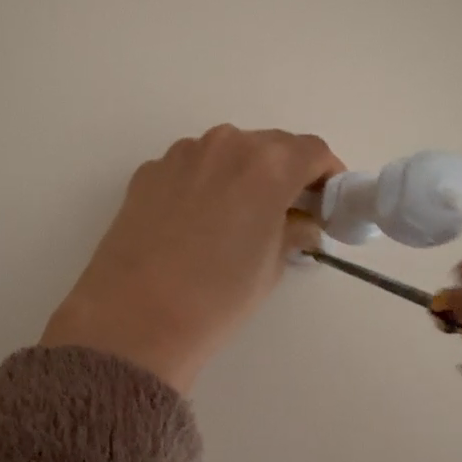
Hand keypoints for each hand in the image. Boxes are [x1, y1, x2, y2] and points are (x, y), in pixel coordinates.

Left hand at [41, 126, 341, 391]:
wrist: (135, 317)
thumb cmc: (217, 296)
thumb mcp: (270, 266)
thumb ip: (293, 232)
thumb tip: (300, 223)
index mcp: (268, 164)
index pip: (312, 151)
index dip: (326, 174)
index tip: (327, 200)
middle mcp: (226, 144)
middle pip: (270, 145)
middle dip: (285, 172)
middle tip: (288, 211)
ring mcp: (181, 154)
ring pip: (227, 153)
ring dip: (242, 174)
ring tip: (239, 217)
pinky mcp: (148, 172)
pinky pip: (190, 168)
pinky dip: (204, 184)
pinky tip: (197, 223)